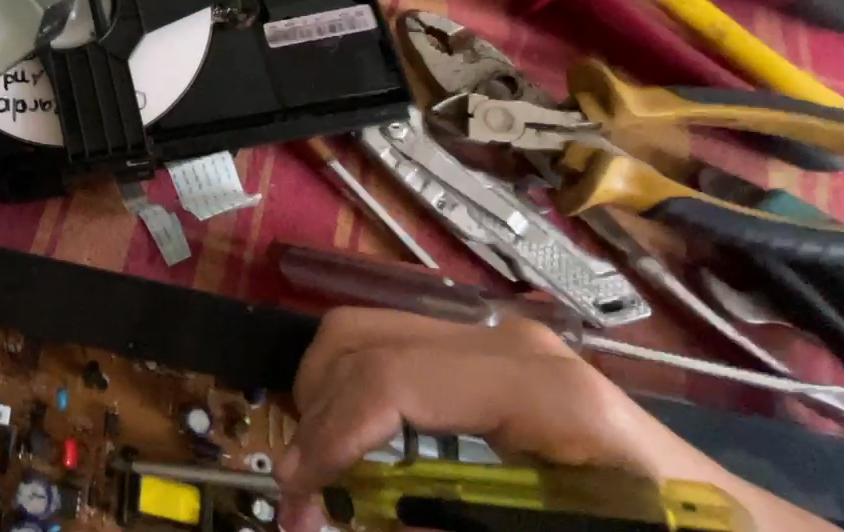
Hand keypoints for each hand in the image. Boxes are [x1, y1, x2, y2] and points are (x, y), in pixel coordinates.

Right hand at [275, 308, 834, 531]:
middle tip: (303, 488)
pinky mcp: (486, 352)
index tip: (299, 499)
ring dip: (324, 396)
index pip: (393, 380)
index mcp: (543, 393)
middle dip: (314, 411)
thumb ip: (446, 531)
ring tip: (323, 468)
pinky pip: (387, 347)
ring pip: (361, 333)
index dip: (329, 436)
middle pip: (361, 339)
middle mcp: (508, 343)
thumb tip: (342, 523)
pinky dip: (353, 390)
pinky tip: (358, 444)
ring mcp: (495, 339)